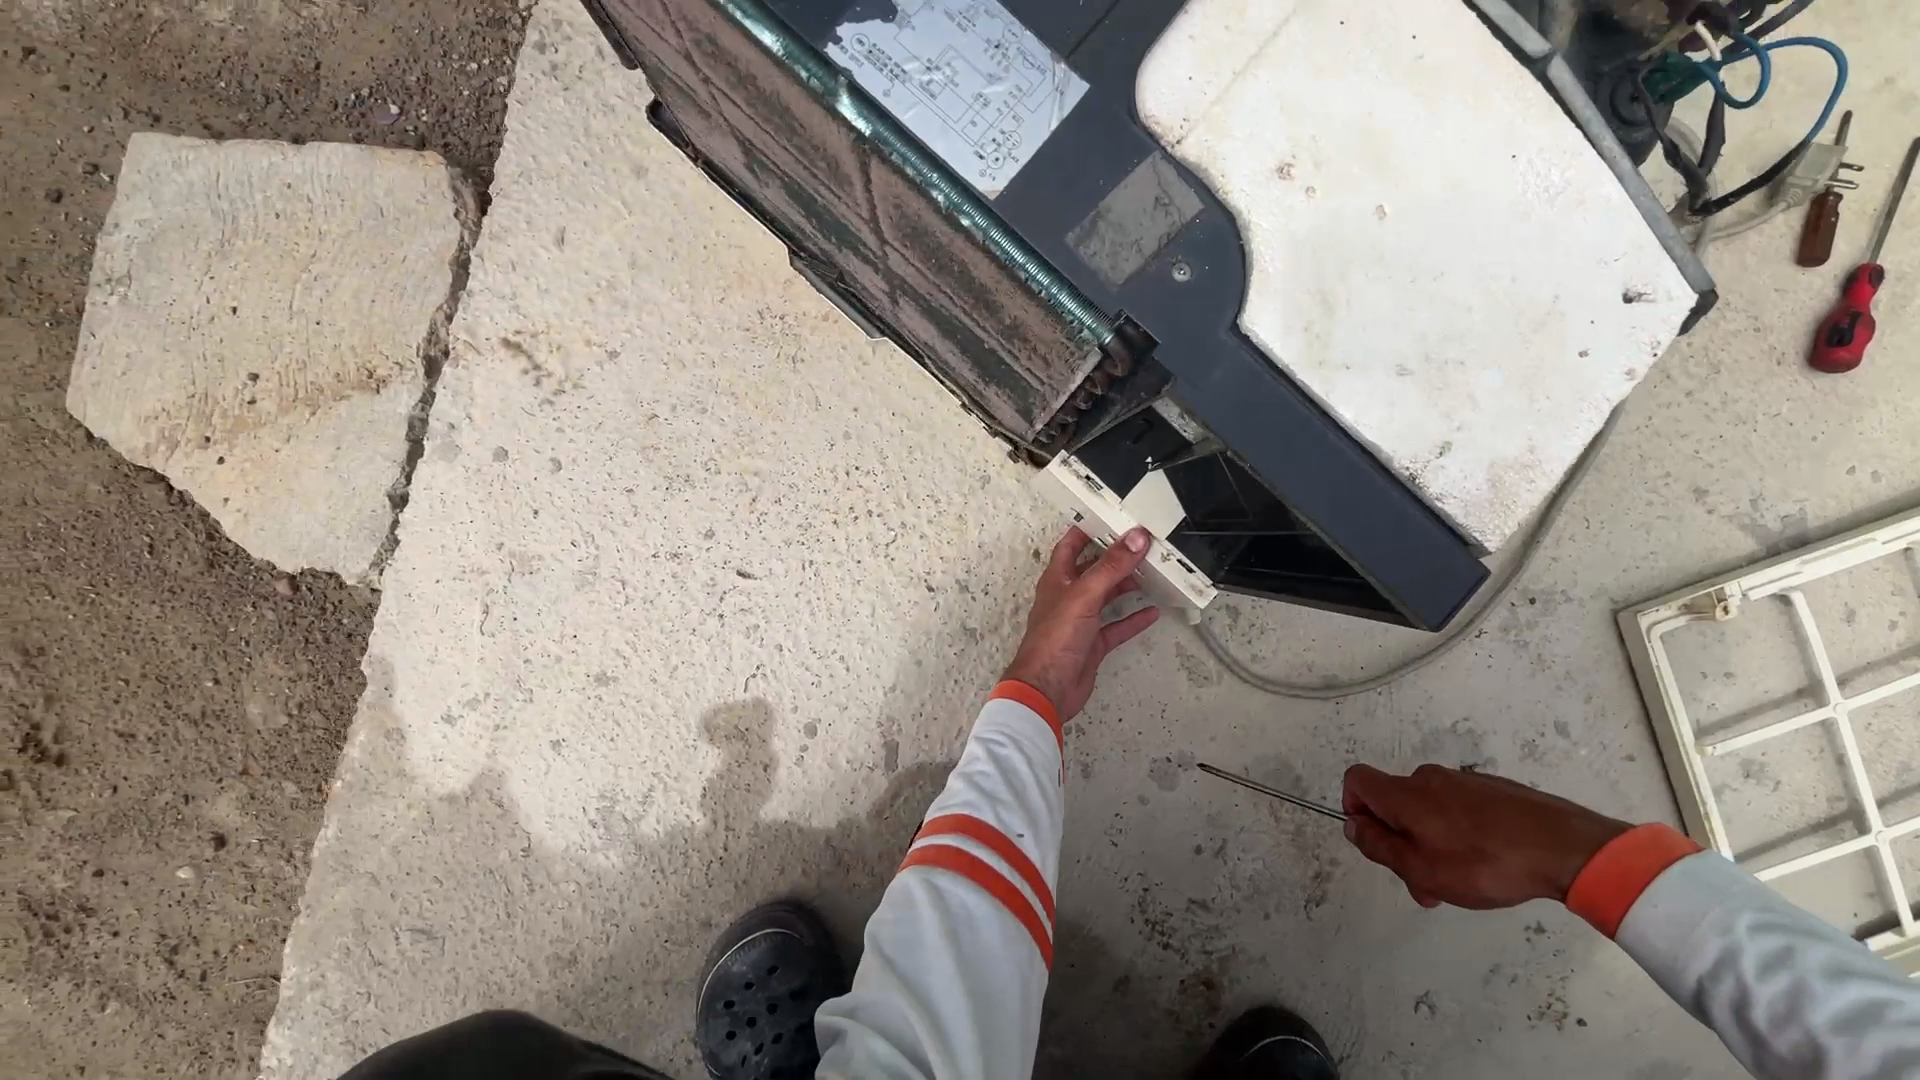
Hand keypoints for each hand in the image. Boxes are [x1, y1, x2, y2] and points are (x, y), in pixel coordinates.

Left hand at [1001, 526, 1160, 722]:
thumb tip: (1134, 539)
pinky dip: (1134, 619)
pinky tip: (1151, 612)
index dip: (1087, 530)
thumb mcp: (1084, 595)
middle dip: (1115, 557)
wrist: (1047, 688)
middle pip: (1093, 570)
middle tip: (1141, 545)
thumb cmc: (1052, 642)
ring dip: (1127, 585)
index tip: (1110, 518)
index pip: (1070, 545)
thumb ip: (1111, 567)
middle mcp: (1067, 597)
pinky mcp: (1092, 644)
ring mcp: (1080, 622)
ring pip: (1107, 597)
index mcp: (1057, 580)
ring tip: (1151, 573)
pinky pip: (1116, 627)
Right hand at [1341, 764, 1629, 909]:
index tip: (1375, 842)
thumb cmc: (1485, 863)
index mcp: (1404, 793)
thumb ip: (1379, 846)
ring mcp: (1466, 782)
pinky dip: (1462, 835)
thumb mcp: (1421, 868)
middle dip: (1400, 842)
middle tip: (1425, 886)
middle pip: (1395, 803)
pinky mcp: (1498, 791)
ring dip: (1432, 844)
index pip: (1355, 779)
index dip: (1353, 808)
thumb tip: (1353, 825)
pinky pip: (1462, 810)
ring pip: (1430, 811)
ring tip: (1463, 884)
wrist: (1568, 848)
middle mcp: (1429, 778)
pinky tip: (1491, 865)